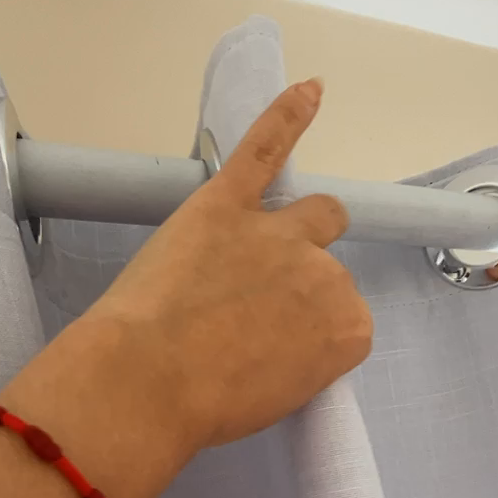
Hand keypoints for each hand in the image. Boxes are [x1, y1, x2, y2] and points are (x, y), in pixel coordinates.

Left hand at [76, 78, 370, 451]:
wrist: (149, 382)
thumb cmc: (210, 407)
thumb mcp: (279, 398)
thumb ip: (302, 356)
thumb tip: (287, 335)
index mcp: (348, 331)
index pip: (345, 319)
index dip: (309, 332)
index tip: (278, 348)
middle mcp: (329, 275)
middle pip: (328, 269)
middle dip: (297, 290)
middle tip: (248, 317)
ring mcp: (280, 232)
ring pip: (316, 215)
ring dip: (299, 231)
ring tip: (257, 254)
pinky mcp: (228, 202)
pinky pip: (265, 149)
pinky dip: (288, 117)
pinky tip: (310, 90)